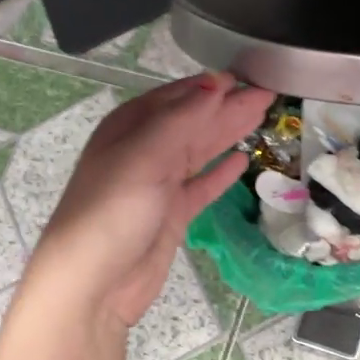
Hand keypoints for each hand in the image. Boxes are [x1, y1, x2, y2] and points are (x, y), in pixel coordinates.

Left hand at [29, 71, 272, 329]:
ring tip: (261, 115)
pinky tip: (241, 161)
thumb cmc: (111, 213)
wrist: (92, 284)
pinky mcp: (171, 215)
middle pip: (193, 121)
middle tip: (267, 92)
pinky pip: (201, 185)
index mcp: (129, 129)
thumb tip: (216, 85)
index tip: (247, 74)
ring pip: (200, 149)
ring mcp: (158, 185)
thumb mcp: (143, 156)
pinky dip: (220, 173)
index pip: (177, 97)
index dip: (211, 86)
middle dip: (228, 105)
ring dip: (228, 132)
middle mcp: (143, 152)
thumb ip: (181, 119)